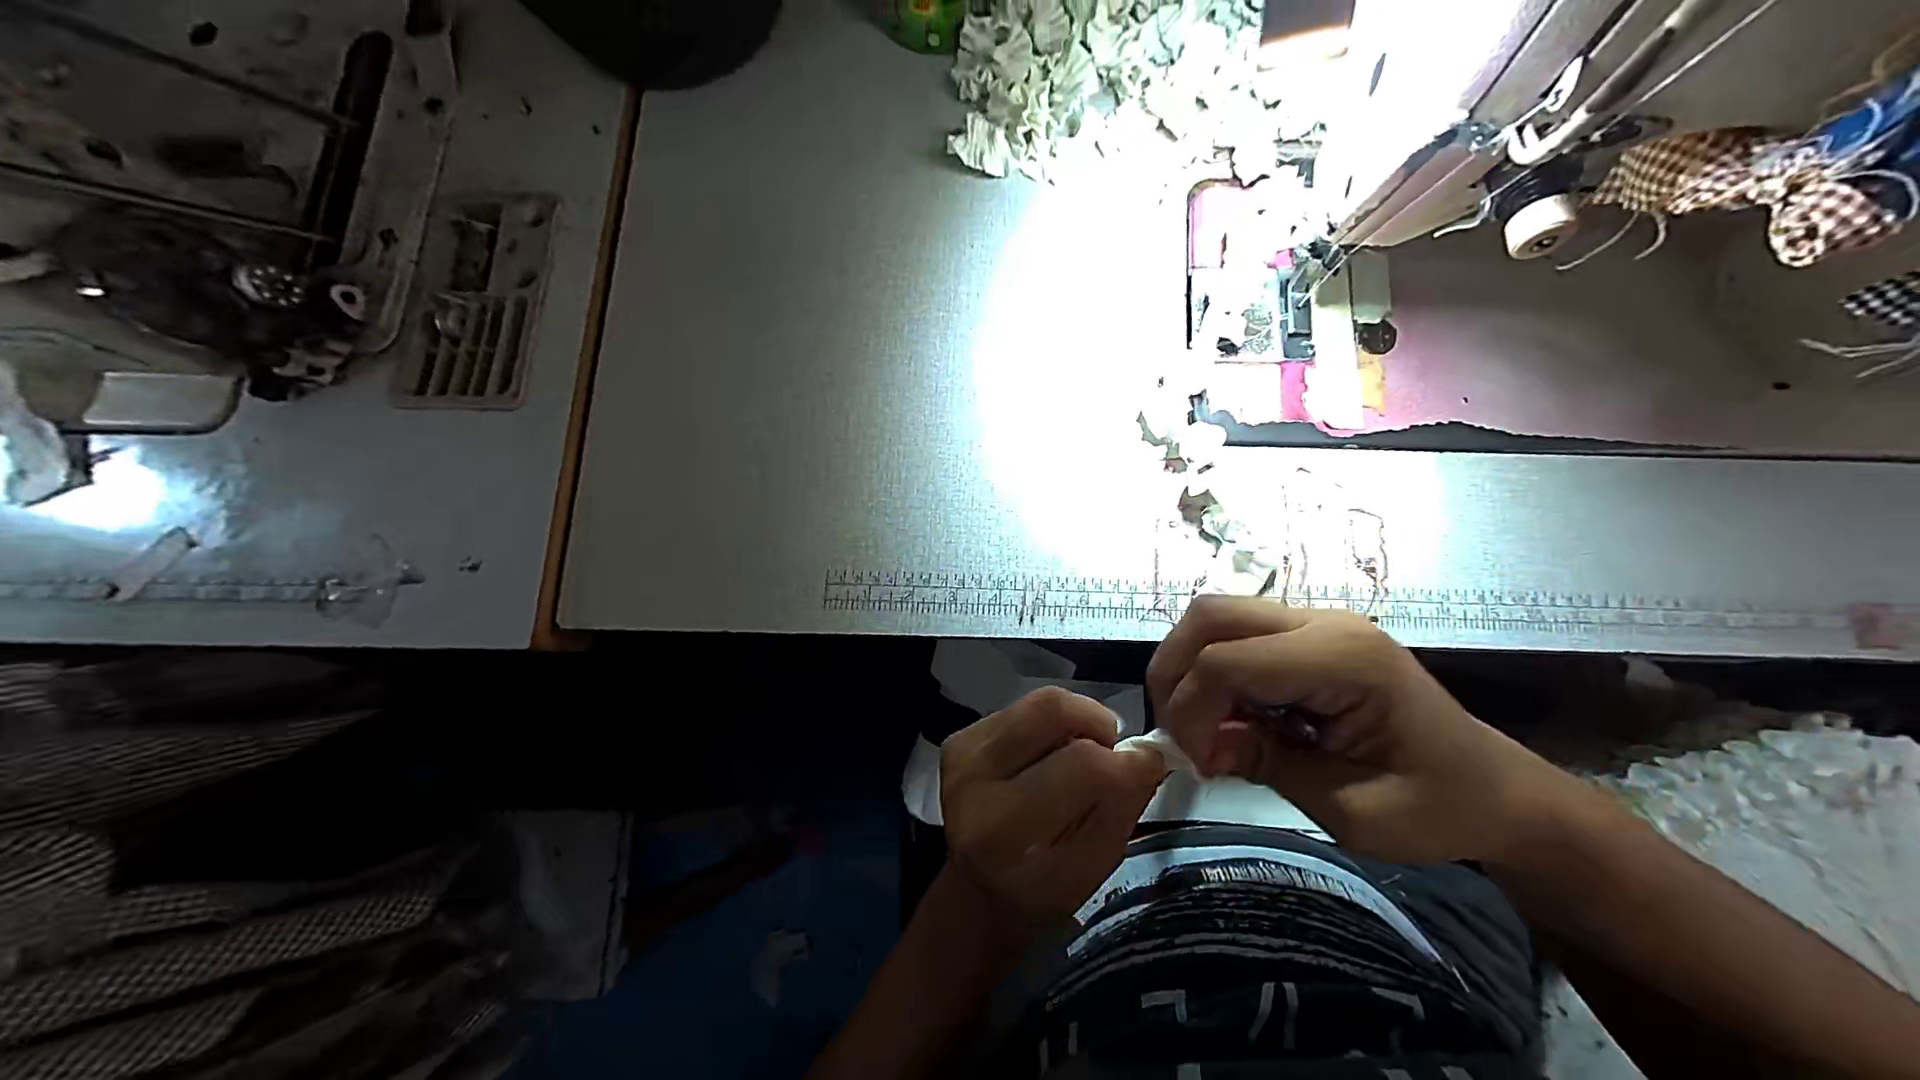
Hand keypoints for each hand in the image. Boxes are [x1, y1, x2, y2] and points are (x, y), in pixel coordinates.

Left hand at [941, 687, 1170, 923]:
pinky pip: (1021, 707)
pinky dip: (1050, 724)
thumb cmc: (1042, 891)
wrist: (976, 890)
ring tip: (1082, 752)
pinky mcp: (959, 739)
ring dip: (1075, 720)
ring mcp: (961, 756)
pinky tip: (1050, 754)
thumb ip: (1122, 810)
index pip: (1084, 766)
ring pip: (1039, 702)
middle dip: (1099, 726)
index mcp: (1008, 831)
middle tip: (1110, 753)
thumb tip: (1147, 755)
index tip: (1149, 764)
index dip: (1128, 760)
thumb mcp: (1093, 870)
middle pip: (1054, 712)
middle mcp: (974, 784)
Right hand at [1146, 597, 1590, 865]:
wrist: (1498, 792)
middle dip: (1174, 672)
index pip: (1227, 660)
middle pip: (1210, 615)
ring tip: (1200, 728)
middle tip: (1177, 732)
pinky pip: (1236, 637)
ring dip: (1188, 669)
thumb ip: (1267, 766)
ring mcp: (1316, 623)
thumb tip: (1196, 746)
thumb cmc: (1439, 808)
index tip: (1195, 762)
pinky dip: (1212, 674)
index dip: (1191, 709)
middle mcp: (1325, 624)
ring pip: (1215, 618)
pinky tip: (1228, 718)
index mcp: (1345, 659)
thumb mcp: (1353, 812)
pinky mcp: (1308, 637)